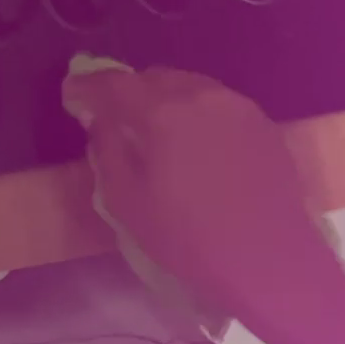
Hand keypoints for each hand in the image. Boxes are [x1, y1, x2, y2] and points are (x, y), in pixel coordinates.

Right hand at [61, 66, 340, 323]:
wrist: (274, 265)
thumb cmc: (190, 239)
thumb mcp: (127, 202)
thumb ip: (106, 150)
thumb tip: (100, 122)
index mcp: (163, 111)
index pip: (113, 83)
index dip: (86, 86)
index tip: (71, 94)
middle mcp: (201, 95)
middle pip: (151, 78)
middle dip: (125, 91)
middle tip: (110, 116)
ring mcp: (237, 106)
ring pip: (186, 86)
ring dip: (161, 99)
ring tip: (152, 130)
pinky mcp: (262, 124)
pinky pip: (214, 103)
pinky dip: (193, 112)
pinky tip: (192, 144)